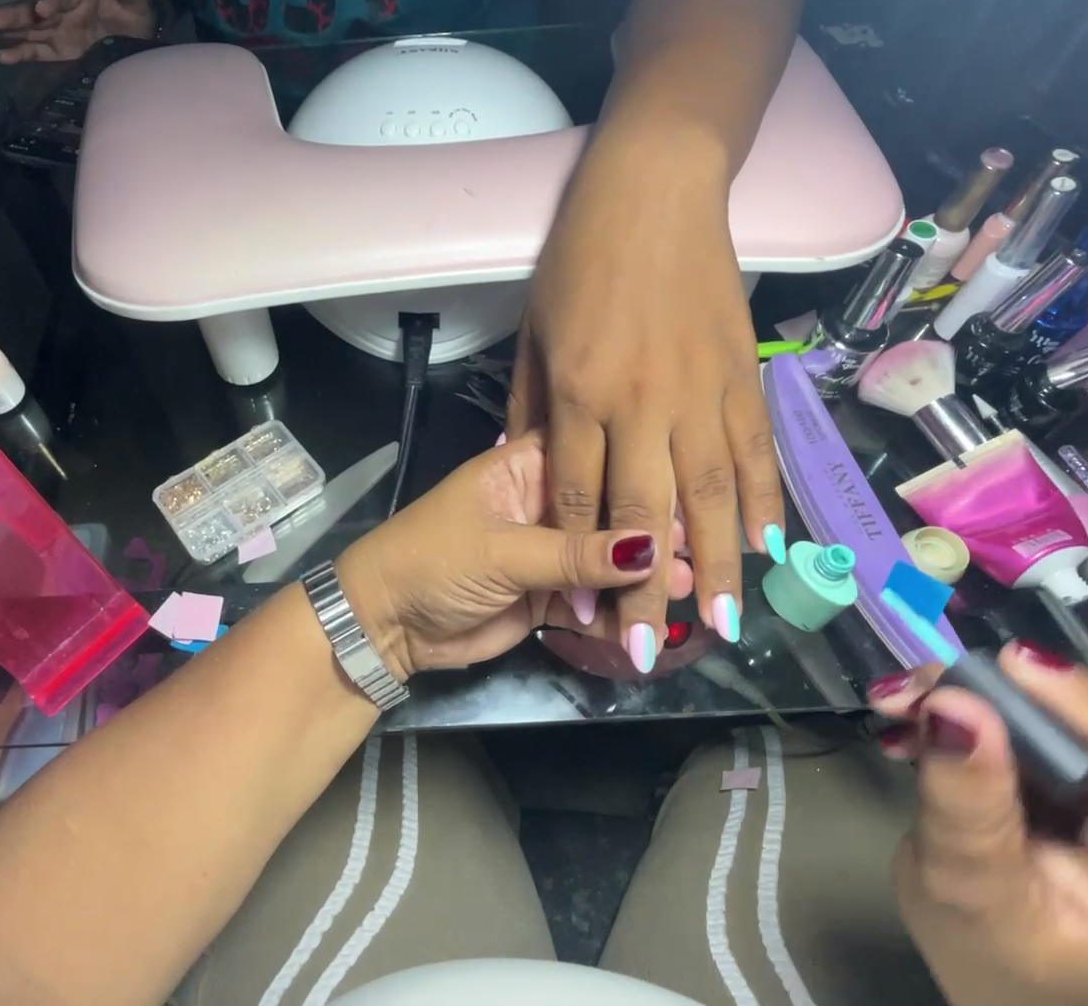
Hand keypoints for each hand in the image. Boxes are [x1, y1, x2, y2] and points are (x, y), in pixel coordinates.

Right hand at [0, 0, 156, 63]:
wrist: (136, 33)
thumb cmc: (134, 10)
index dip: (52, 0)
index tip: (42, 9)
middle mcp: (60, 9)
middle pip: (32, 10)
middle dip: (11, 14)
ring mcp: (56, 29)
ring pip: (25, 29)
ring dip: (2, 30)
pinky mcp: (57, 49)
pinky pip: (35, 51)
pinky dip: (18, 54)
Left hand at [334, 432, 690, 680]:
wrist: (387, 624)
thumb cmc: (432, 562)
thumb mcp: (502, 552)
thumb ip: (574, 554)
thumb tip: (651, 550)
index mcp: (526, 468)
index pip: (595, 459)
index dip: (641, 477)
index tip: (690, 497)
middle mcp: (545, 503)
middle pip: (609, 513)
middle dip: (651, 536)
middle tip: (700, 553)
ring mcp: (548, 552)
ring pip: (606, 562)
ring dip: (642, 579)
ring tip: (689, 591)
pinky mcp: (547, 596)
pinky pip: (591, 603)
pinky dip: (617, 616)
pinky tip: (651, 627)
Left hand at [508, 123, 783, 667]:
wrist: (653, 190)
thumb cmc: (576, 261)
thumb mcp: (531, 336)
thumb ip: (529, 411)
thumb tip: (525, 472)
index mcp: (577, 395)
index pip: (580, 497)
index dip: (582, 564)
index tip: (585, 616)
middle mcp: (640, 403)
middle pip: (643, 512)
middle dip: (646, 590)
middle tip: (654, 652)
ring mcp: (699, 389)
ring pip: (709, 494)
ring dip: (717, 564)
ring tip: (723, 622)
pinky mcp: (742, 374)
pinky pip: (754, 451)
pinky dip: (763, 501)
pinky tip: (768, 545)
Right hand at [868, 644, 1087, 1005]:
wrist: (993, 982)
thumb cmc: (984, 954)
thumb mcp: (960, 883)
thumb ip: (963, 798)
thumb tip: (953, 705)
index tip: (1015, 664)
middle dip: (1020, 700)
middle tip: (928, 681)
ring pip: (1082, 732)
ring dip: (987, 703)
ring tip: (905, 698)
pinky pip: (1054, 741)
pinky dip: (985, 719)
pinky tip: (924, 719)